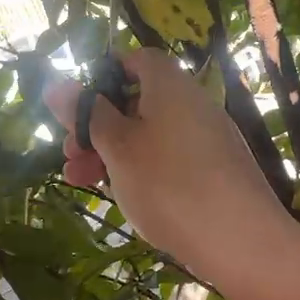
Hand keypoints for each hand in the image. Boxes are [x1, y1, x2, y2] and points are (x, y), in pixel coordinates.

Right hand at [43, 49, 294, 274]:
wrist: (241, 240)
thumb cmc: (169, 184)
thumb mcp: (118, 147)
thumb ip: (89, 115)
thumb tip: (58, 84)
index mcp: (171, 86)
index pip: (139, 59)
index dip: (107, 75)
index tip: (78, 106)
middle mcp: (195, 103)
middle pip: (141, 100)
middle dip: (99, 124)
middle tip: (70, 155)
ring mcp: (210, 137)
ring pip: (153, 133)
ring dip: (115, 151)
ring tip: (82, 183)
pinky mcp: (218, 169)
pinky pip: (173, 156)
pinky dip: (145, 168)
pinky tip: (127, 197)